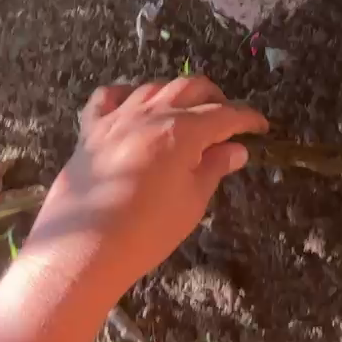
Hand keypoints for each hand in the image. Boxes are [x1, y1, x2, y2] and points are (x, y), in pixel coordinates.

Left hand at [29, 77, 266, 288]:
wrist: (81, 254)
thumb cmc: (145, 232)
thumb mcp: (192, 203)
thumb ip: (214, 168)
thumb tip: (236, 150)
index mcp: (182, 130)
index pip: (226, 114)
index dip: (247, 118)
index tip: (261, 126)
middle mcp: (152, 113)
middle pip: (192, 87)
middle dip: (215, 98)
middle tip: (225, 119)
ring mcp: (118, 118)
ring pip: (155, 86)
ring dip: (176, 94)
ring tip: (185, 112)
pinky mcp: (90, 131)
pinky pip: (108, 97)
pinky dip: (125, 94)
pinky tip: (134, 105)